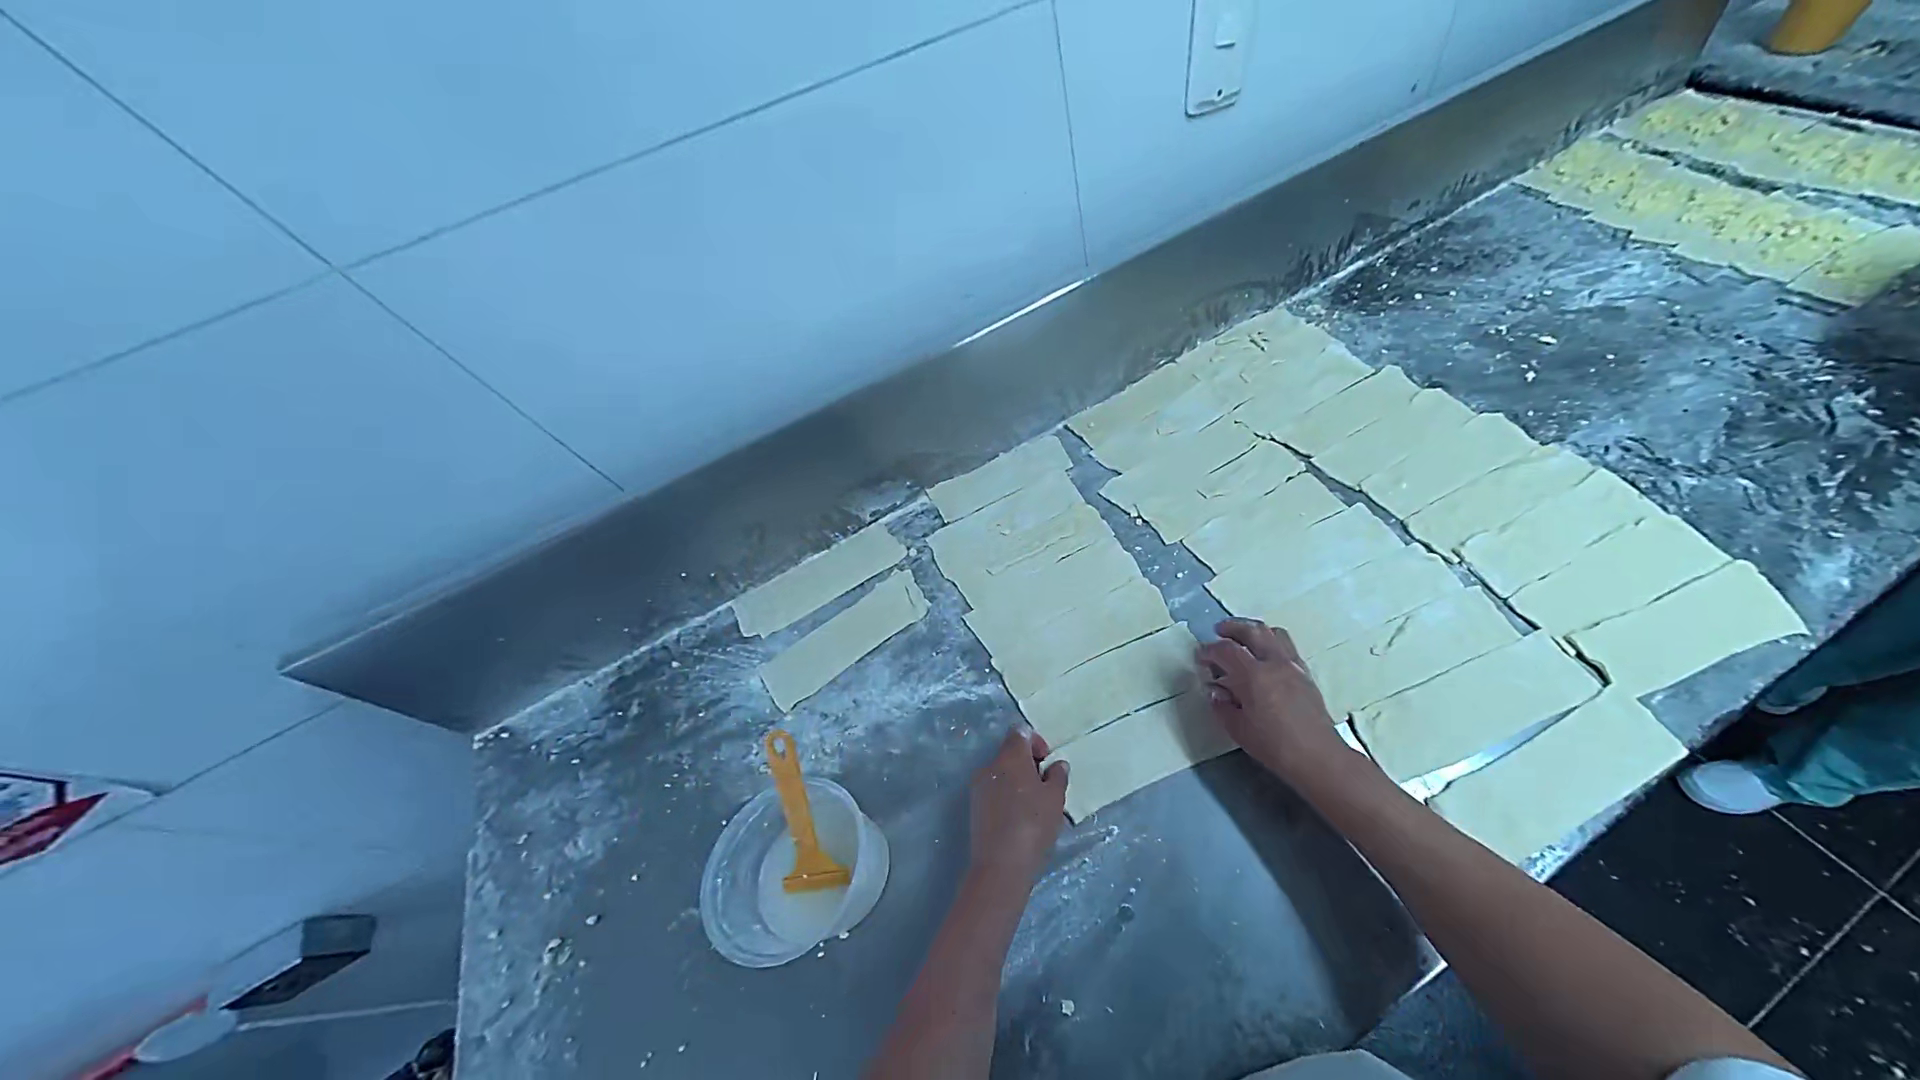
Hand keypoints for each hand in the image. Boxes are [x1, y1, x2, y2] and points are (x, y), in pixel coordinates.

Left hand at [967, 725, 1067, 889]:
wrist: (1000, 864)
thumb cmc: (1033, 825)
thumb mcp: (1055, 799)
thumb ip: (1057, 776)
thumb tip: (1057, 764)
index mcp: (1009, 757)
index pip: (1019, 732)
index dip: (1036, 741)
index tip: (1047, 762)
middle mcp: (989, 765)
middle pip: (1009, 752)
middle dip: (1028, 763)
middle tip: (1045, 786)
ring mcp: (978, 786)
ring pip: (1001, 772)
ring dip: (1017, 781)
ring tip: (1034, 805)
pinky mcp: (974, 806)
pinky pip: (994, 790)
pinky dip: (1007, 795)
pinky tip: (1019, 818)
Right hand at [1196, 619, 1349, 780]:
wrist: (1318, 757)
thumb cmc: (1273, 745)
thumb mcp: (1237, 728)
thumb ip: (1222, 705)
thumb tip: (1215, 690)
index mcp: (1254, 675)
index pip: (1226, 650)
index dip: (1209, 650)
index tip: (1200, 656)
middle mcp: (1275, 663)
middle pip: (1253, 630)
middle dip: (1232, 627)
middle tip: (1219, 631)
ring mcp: (1294, 666)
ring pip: (1274, 633)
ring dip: (1255, 630)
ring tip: (1244, 638)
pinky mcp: (1306, 674)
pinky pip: (1287, 647)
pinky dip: (1271, 643)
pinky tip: (1265, 658)